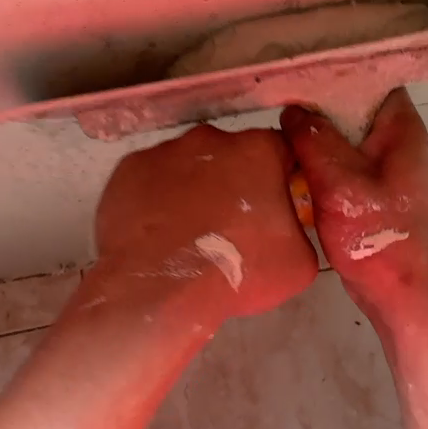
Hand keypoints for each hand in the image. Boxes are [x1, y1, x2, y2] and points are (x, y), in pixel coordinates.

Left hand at [92, 124, 318, 320]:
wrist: (157, 290)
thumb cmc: (236, 272)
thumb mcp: (299, 261)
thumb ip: (299, 228)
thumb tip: (287, 225)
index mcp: (258, 150)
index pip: (280, 152)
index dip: (280, 178)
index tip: (275, 205)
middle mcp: (210, 138)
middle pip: (231, 154)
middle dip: (235, 181)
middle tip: (231, 223)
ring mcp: (164, 150)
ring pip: (189, 164)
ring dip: (193, 188)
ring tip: (188, 231)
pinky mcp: (128, 169)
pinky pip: (151, 179)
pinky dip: (157, 199)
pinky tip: (158, 230)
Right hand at [282, 90, 427, 322]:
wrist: (404, 298)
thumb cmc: (380, 238)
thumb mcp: (339, 183)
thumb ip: (314, 140)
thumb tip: (292, 110)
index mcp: (401, 128)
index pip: (371, 77)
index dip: (336, 69)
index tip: (298, 66)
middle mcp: (398, 141)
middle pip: (354, 106)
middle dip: (318, 101)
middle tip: (276, 94)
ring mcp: (386, 168)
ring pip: (346, 137)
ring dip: (315, 134)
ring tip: (276, 123)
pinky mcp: (373, 192)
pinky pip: (343, 163)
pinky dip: (319, 160)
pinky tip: (289, 161)